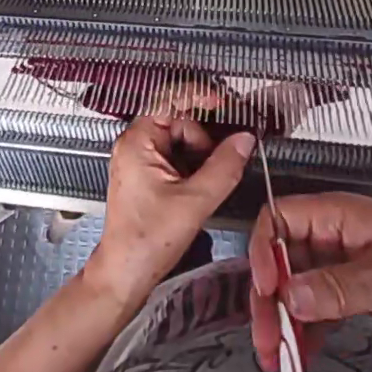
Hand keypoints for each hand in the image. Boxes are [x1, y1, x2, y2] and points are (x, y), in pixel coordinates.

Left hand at [84, 115, 255, 307]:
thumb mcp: (195, 201)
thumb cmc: (148, 239)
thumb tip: (246, 139)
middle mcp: (135, 144)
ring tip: (206, 183)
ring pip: (181, 139)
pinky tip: (200, 187)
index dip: (201, 97)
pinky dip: (193, 166)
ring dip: (200, 154)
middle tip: (221, 162)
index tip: (227, 104)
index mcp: (138, 141)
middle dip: (204, 139)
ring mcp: (140, 159)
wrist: (125, 275)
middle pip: (180, 120)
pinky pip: (176, 156)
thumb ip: (224, 167)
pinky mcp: (147, 174)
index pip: (170, 99)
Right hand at [248, 192, 371, 371]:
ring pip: (295, 286)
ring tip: (279, 357)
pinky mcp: (350, 288)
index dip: (263, 250)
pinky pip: (315, 306)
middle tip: (267, 337)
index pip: (279, 219)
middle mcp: (333, 234)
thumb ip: (335, 287)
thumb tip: (290, 294)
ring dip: (283, 320)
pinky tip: (303, 353)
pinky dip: (305, 329)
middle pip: (281, 258)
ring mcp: (340, 262)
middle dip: (269, 298)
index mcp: (337, 214)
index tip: (262, 287)